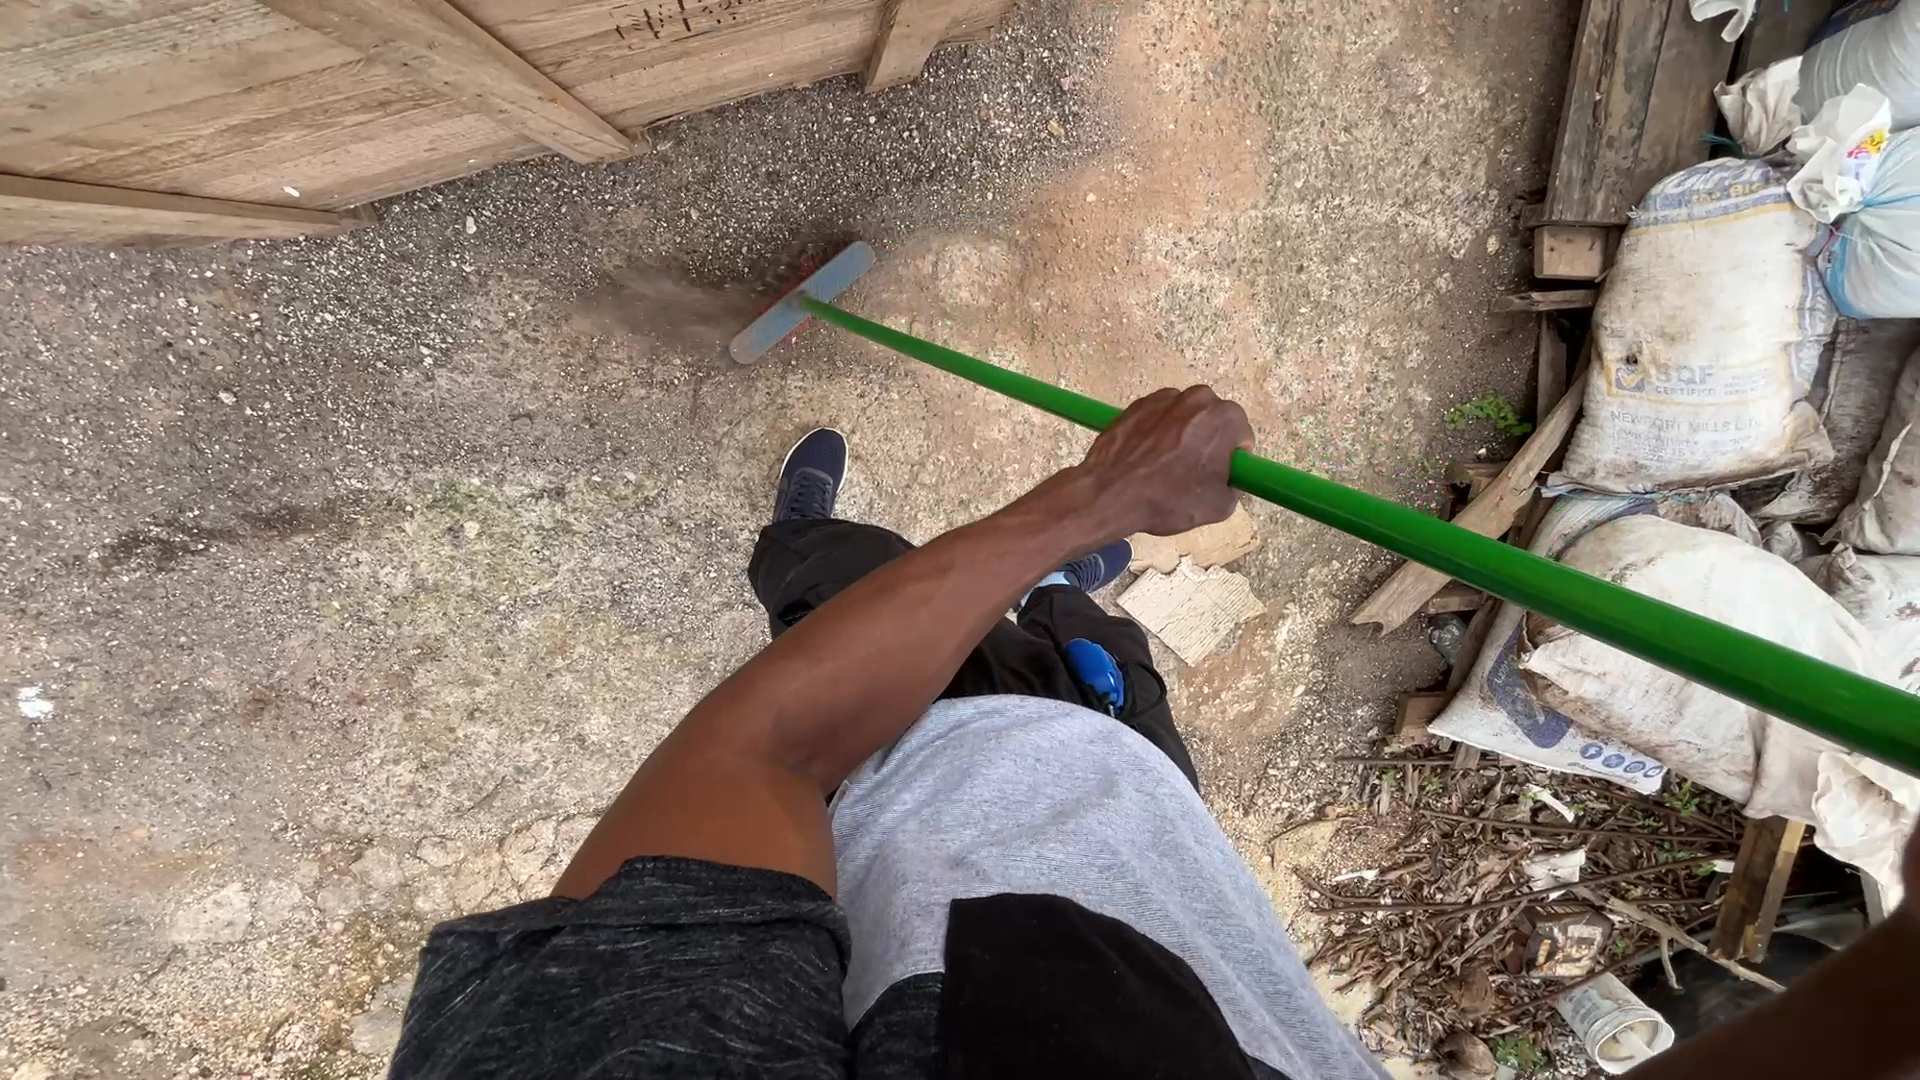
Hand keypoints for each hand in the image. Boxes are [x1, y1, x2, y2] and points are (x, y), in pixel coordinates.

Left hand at [1074, 386, 1253, 538]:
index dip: (1231, 459)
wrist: (1109, 493)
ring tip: (1162, 467)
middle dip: (1206, 442)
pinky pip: (1156, 419)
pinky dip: (1154, 433)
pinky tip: (1144, 458)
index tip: (1215, 475)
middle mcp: (1197, 397)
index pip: (1240, 437)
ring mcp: (1163, 398)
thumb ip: (1235, 486)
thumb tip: (1229, 481)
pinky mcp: (1135, 405)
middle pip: (1212, 422)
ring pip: (1183, 418)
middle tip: (1189, 473)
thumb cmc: (1168, 499)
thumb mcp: (1219, 505)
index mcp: (1225, 417)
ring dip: (1180, 436)